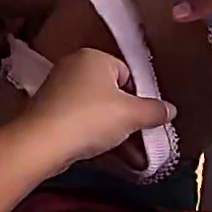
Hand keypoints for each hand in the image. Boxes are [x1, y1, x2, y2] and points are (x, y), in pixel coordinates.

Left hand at [18, 49, 175, 169]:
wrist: (40, 144)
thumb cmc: (91, 118)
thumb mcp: (131, 115)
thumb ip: (154, 111)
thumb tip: (171, 110)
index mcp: (94, 57)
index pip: (128, 74)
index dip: (139, 98)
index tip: (145, 119)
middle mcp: (74, 66)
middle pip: (112, 92)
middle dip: (127, 117)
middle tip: (139, 138)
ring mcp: (58, 89)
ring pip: (96, 109)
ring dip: (113, 130)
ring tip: (129, 154)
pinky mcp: (48, 111)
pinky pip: (80, 119)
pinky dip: (93, 134)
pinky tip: (105, 154)